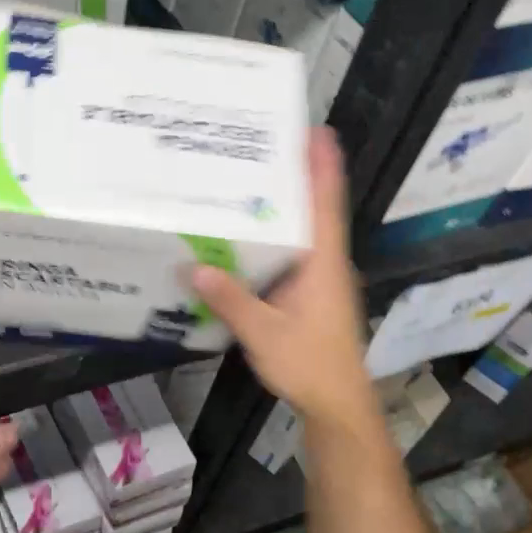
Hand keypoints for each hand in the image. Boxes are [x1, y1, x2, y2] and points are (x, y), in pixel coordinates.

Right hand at [190, 127, 373, 428]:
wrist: (336, 402)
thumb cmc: (308, 364)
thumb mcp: (262, 332)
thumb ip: (230, 300)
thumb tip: (194, 267)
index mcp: (323, 263)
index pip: (325, 202)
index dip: (322, 165)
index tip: (314, 129)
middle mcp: (327, 265)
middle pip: (315, 211)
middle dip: (296, 179)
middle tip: (264, 151)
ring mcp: (321, 283)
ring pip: (303, 236)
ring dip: (284, 212)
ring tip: (250, 188)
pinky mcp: (312, 300)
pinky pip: (293, 260)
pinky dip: (275, 243)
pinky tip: (248, 244)